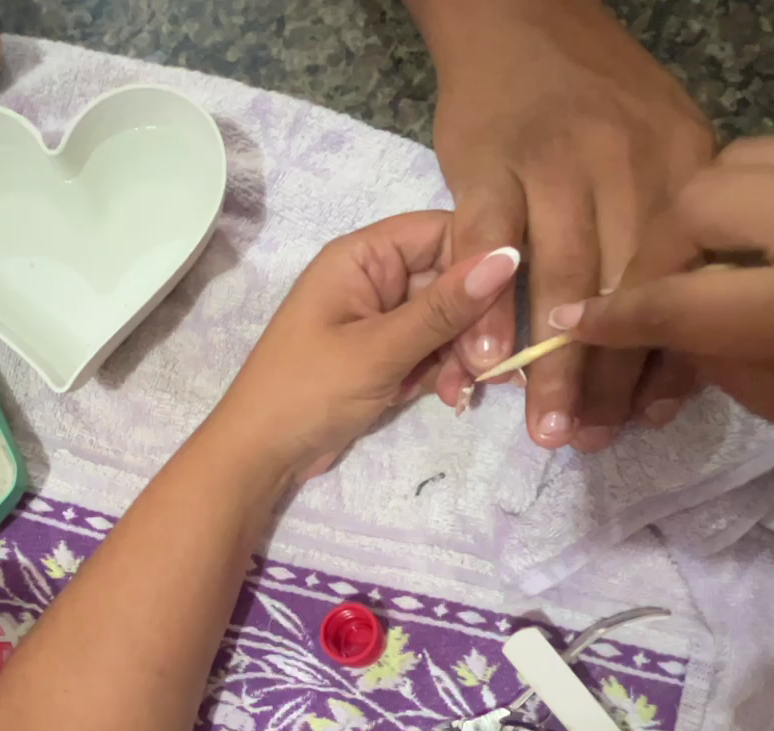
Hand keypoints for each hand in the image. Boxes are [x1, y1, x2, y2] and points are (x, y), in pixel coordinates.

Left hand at [207, 212, 517, 479]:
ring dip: (463, 355)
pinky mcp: (385, 357)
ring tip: (465, 390)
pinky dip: (445, 373)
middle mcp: (375, 279)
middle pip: (451, 281)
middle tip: (491, 366)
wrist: (262, 455)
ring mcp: (381, 321)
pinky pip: (431, 352)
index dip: (482, 261)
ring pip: (447, 322)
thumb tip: (510, 254)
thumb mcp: (378, 350)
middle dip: (474, 324)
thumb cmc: (307, 392)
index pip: (443, 232)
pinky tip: (453, 397)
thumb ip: (443, 308)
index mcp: (363, 257)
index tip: (510, 304)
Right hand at [411, 0, 714, 450]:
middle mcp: (629, 165)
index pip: (679, 280)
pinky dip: (484, 305)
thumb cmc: (593, 102)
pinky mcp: (490, 163)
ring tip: (546, 427)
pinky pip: (488, 243)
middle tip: (591, 442)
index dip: (663, 356)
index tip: (646, 420)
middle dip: (608, 377)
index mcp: (684, 168)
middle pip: (624, 289)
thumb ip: (663, 232)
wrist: (524, 19)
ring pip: (561, 277)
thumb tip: (665, 338)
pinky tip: (484, 363)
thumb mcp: (659, 149)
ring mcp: (555, 162)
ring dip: (552, 362)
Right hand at [550, 134, 773, 484]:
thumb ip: (714, 351)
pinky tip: (773, 237)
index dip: (617, 313)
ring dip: (706, 212)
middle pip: (704, 196)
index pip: (684, 296)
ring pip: (750, 155)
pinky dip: (768, 196)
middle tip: (650, 288)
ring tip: (706, 258)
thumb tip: (647, 319)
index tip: (573, 321)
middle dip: (656, 247)